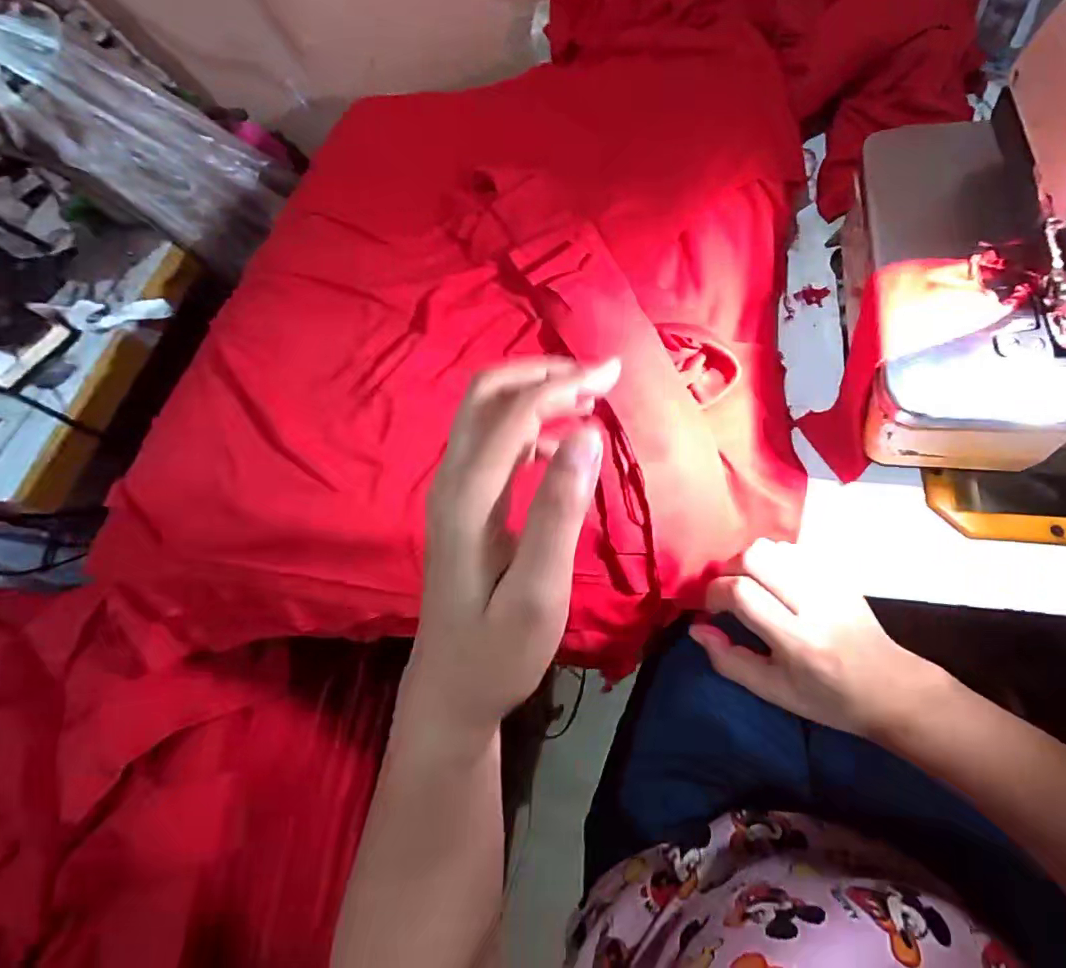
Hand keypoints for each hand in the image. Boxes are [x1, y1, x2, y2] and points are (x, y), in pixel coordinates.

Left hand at [404, 356, 619, 738]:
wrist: (450, 692)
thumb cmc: (499, 651)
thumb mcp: (538, 591)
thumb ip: (559, 511)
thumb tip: (588, 435)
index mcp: (467, 498)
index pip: (514, 413)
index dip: (564, 384)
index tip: (615, 373)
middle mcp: (451, 482)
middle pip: (486, 395)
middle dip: (543, 374)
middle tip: (598, 379)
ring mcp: (452, 492)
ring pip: (488, 414)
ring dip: (537, 395)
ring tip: (591, 403)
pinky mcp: (463, 505)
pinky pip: (493, 442)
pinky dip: (531, 426)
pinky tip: (564, 448)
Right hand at [692, 539, 945, 740]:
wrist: (888, 685)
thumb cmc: (827, 697)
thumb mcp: (773, 691)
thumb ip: (729, 660)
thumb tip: (697, 628)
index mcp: (797, 641)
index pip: (742, 593)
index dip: (715, 594)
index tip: (710, 609)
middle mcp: (813, 604)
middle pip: (755, 556)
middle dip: (728, 569)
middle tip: (726, 593)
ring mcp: (829, 582)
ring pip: (774, 546)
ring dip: (750, 561)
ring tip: (750, 585)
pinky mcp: (839, 573)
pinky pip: (794, 548)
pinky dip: (774, 559)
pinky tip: (775, 581)